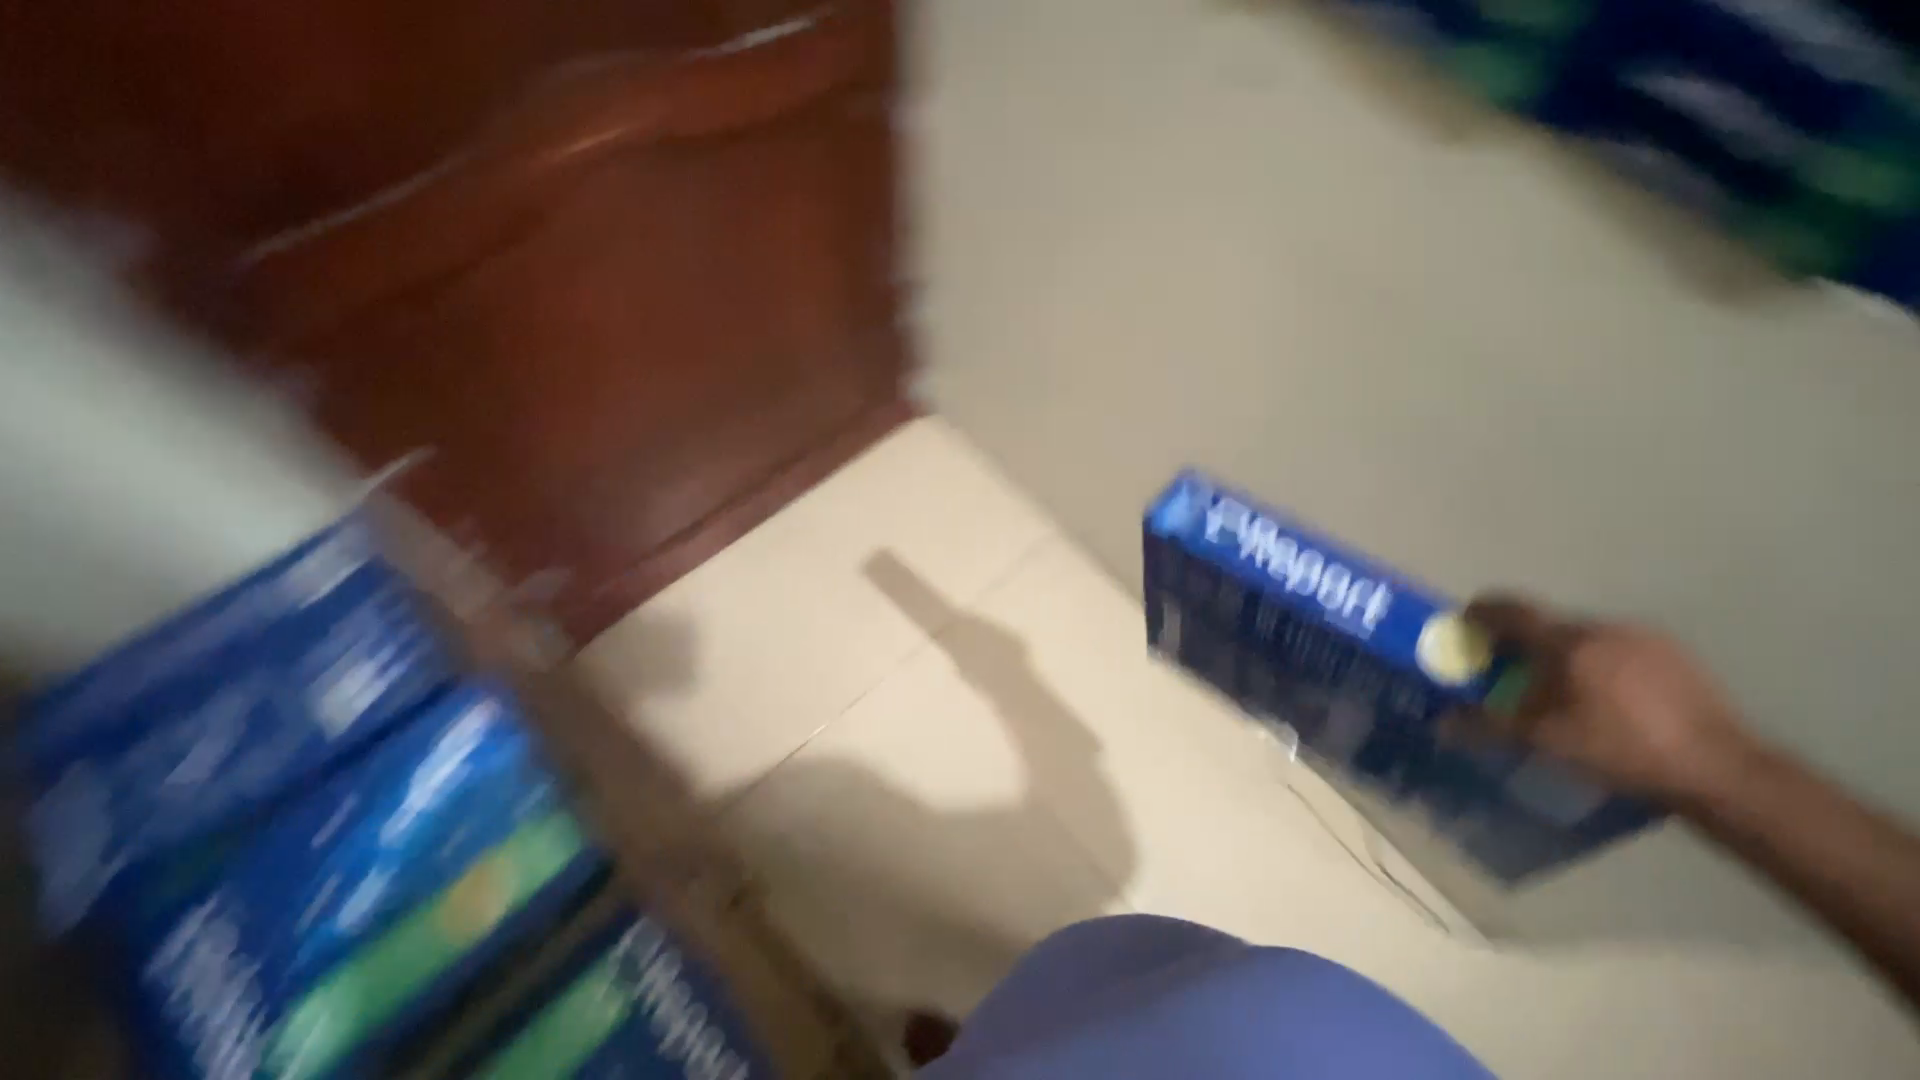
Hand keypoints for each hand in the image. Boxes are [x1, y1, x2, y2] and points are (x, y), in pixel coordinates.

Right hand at [1462, 594, 1753, 801]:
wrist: (1720, 770)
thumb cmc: (1620, 748)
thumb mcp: (1544, 740)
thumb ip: (1489, 725)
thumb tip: (1443, 723)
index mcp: (1566, 641)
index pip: (1509, 608)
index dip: (1480, 611)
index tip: (1464, 624)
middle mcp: (1603, 627)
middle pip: (1547, 624)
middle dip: (1523, 643)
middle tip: (1510, 673)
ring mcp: (1645, 638)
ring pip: (1586, 637)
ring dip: (1564, 655)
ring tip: (1564, 693)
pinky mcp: (1677, 655)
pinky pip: (1621, 649)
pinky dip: (1601, 665)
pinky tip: (1610, 702)